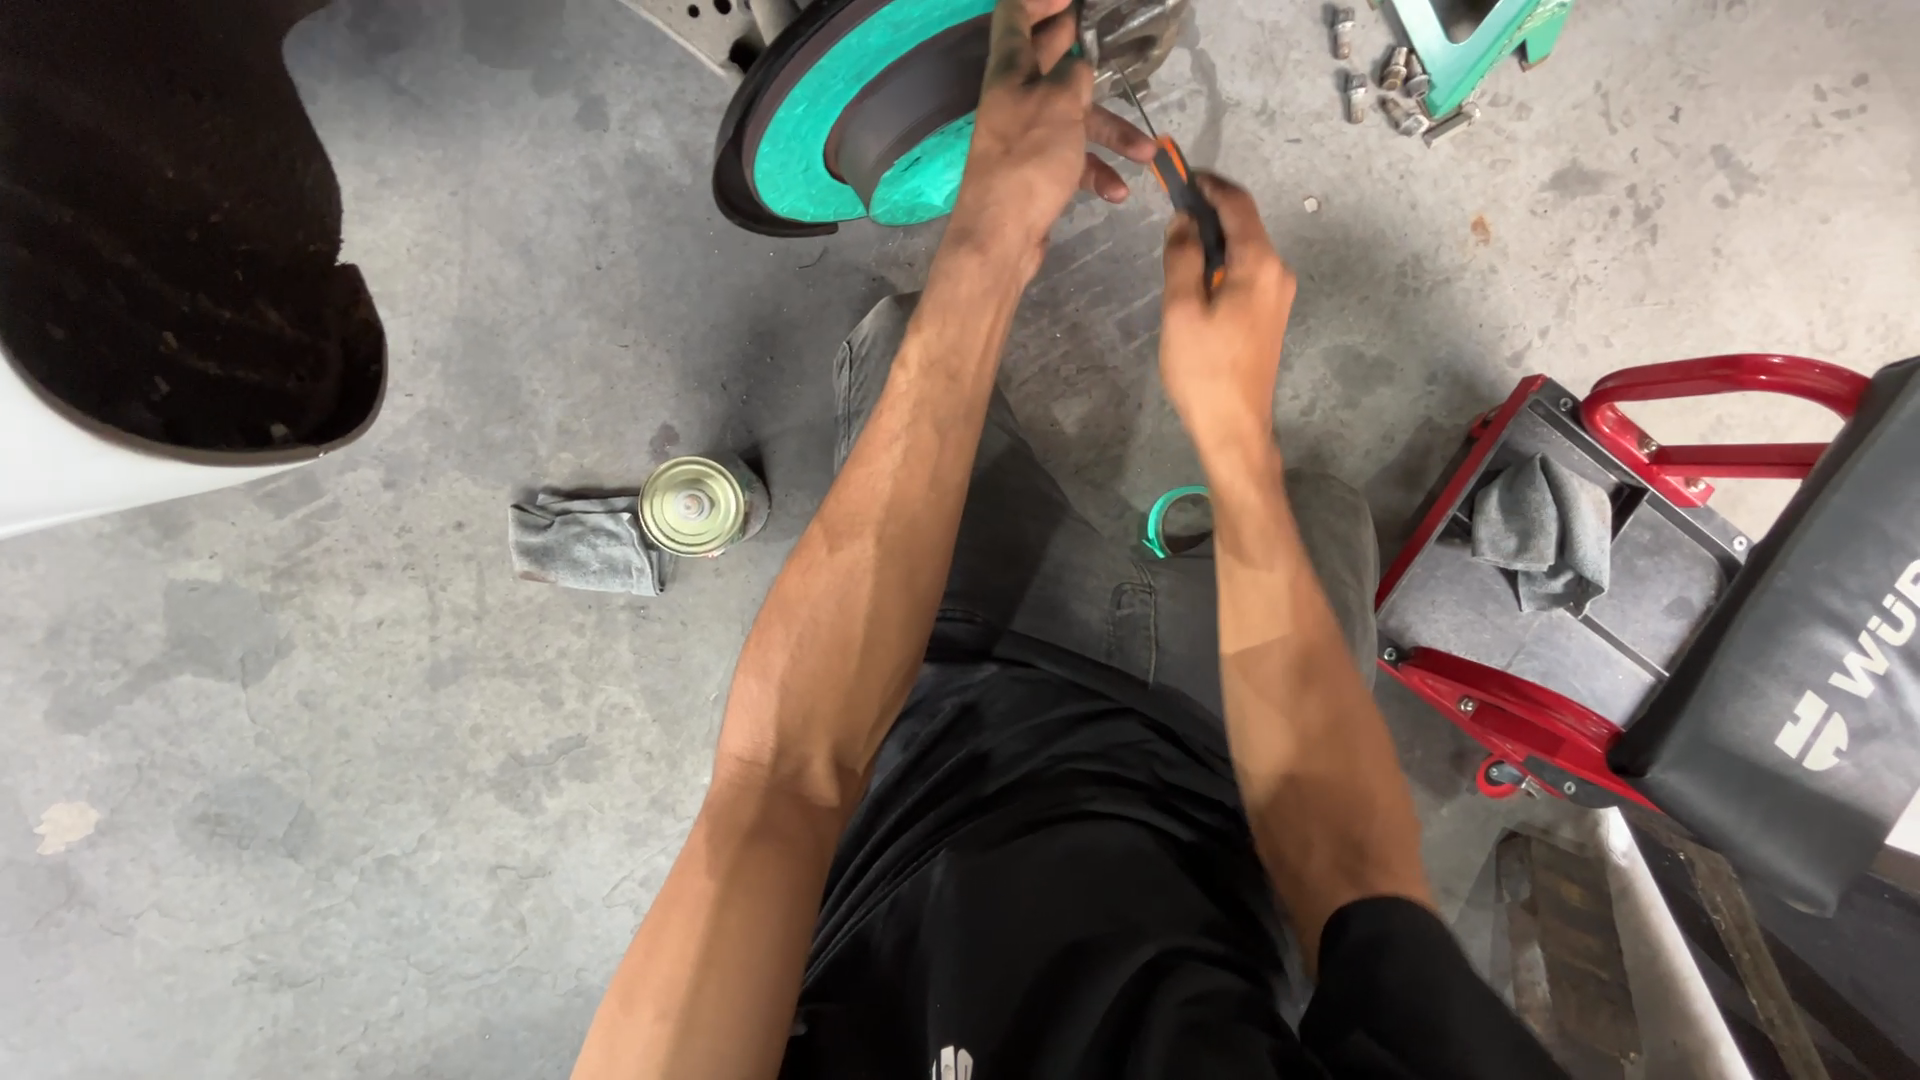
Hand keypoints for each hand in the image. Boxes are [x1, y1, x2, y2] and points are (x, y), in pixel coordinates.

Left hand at [946, 0, 1155, 278]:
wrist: (1001, 238)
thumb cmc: (1027, 162)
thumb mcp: (1059, 104)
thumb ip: (1074, 76)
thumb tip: (1079, 68)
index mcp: (1011, 71)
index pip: (1015, 14)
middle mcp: (1014, 101)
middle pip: (1051, 64)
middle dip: (1082, 53)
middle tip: (1111, 40)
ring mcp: (1025, 140)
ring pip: (1073, 121)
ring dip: (1111, 134)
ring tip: (1147, 153)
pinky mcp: (1035, 175)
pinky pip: (1071, 163)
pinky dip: (1095, 174)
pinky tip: (1117, 192)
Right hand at [1159, 174, 1297, 462]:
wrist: (1235, 426)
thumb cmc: (1203, 370)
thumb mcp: (1181, 310)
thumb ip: (1182, 258)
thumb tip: (1184, 219)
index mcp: (1258, 264)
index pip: (1237, 204)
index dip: (1209, 184)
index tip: (1179, 174)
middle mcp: (1277, 272)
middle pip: (1244, 226)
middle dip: (1209, 213)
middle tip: (1170, 214)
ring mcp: (1278, 296)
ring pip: (1244, 252)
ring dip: (1213, 242)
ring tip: (1176, 252)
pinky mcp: (1271, 317)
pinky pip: (1246, 275)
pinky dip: (1221, 266)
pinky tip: (1196, 284)